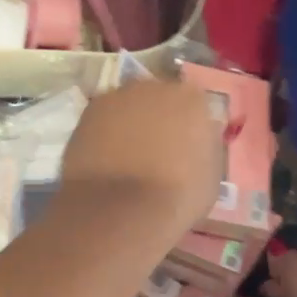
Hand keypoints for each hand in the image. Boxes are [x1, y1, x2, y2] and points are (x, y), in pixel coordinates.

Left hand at [58, 81, 223, 231]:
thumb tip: (197, 143)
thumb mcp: (210, 177)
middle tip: (154, 154)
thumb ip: (204, 149)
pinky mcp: (86, 114)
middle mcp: (154, 86)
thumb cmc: (177, 198)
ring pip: (127, 109)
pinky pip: (102, 123)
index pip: (193, 107)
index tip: (184, 152)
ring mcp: (116, 97)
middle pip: (157, 100)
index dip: (188, 130)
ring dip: (127, 127)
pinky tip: (104, 163)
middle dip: (156, 121)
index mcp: (191, 99)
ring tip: (125, 161)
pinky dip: (104, 138)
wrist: (122, 210)